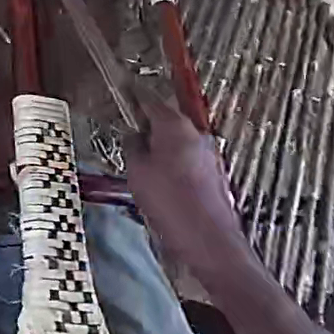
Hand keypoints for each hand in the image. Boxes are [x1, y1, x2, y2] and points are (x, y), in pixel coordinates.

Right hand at [123, 85, 254, 281]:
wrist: (211, 244)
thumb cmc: (169, 201)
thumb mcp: (136, 170)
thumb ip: (132, 145)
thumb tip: (134, 135)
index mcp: (176, 127)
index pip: (150, 99)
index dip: (132, 93)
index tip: (119, 88)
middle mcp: (197, 135)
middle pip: (166, 118)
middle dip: (146, 122)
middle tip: (124, 130)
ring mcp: (209, 155)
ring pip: (176, 139)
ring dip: (159, 143)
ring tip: (138, 158)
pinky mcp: (214, 175)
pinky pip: (185, 157)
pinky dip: (170, 159)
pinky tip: (158, 177)